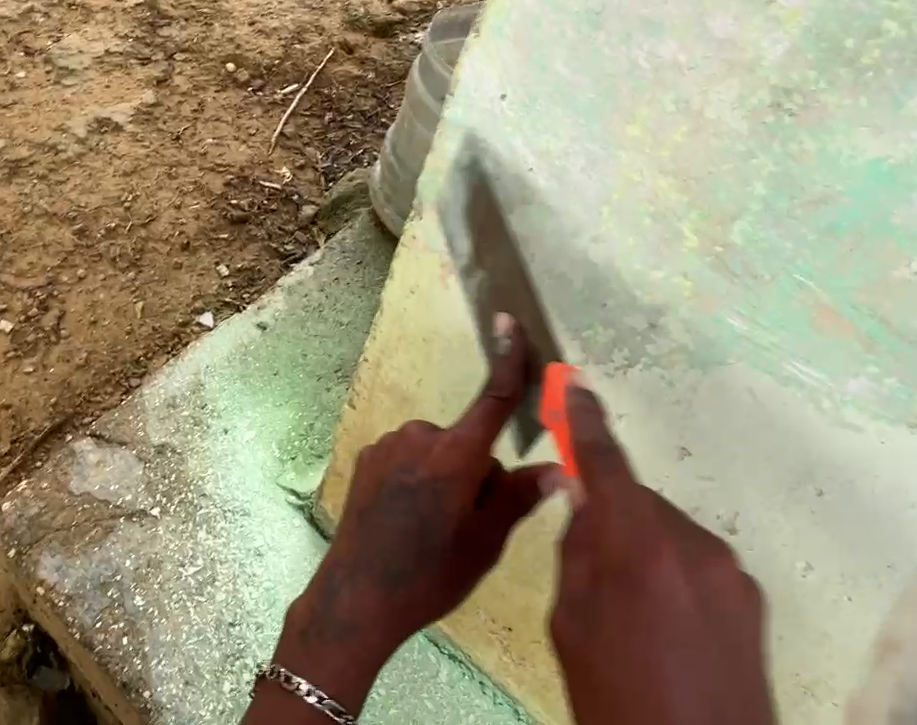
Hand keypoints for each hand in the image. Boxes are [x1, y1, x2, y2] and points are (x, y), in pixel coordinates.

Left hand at [252, 315, 559, 719]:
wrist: (357, 595)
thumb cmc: (431, 573)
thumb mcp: (485, 542)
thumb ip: (519, 496)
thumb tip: (559, 468)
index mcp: (457, 453)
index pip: (493, 397)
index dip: (508, 359)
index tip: (509, 321)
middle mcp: (421, 435)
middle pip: (467, 441)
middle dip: (474, 470)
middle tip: (463, 523)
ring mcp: (389, 444)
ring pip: (437, 451)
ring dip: (443, 475)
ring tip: (429, 527)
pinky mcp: (368, 456)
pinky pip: (407, 458)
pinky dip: (414, 478)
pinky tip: (403, 518)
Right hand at [551, 383, 775, 724]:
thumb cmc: (614, 699)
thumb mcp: (570, 624)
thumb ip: (578, 549)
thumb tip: (584, 500)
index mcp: (637, 547)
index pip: (604, 462)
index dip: (585, 418)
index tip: (573, 383)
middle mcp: (692, 544)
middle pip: (636, 501)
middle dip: (611, 517)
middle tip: (592, 570)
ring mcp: (730, 572)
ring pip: (666, 531)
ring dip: (643, 548)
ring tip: (634, 614)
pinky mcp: (753, 599)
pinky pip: (696, 562)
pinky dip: (673, 575)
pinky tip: (668, 628)